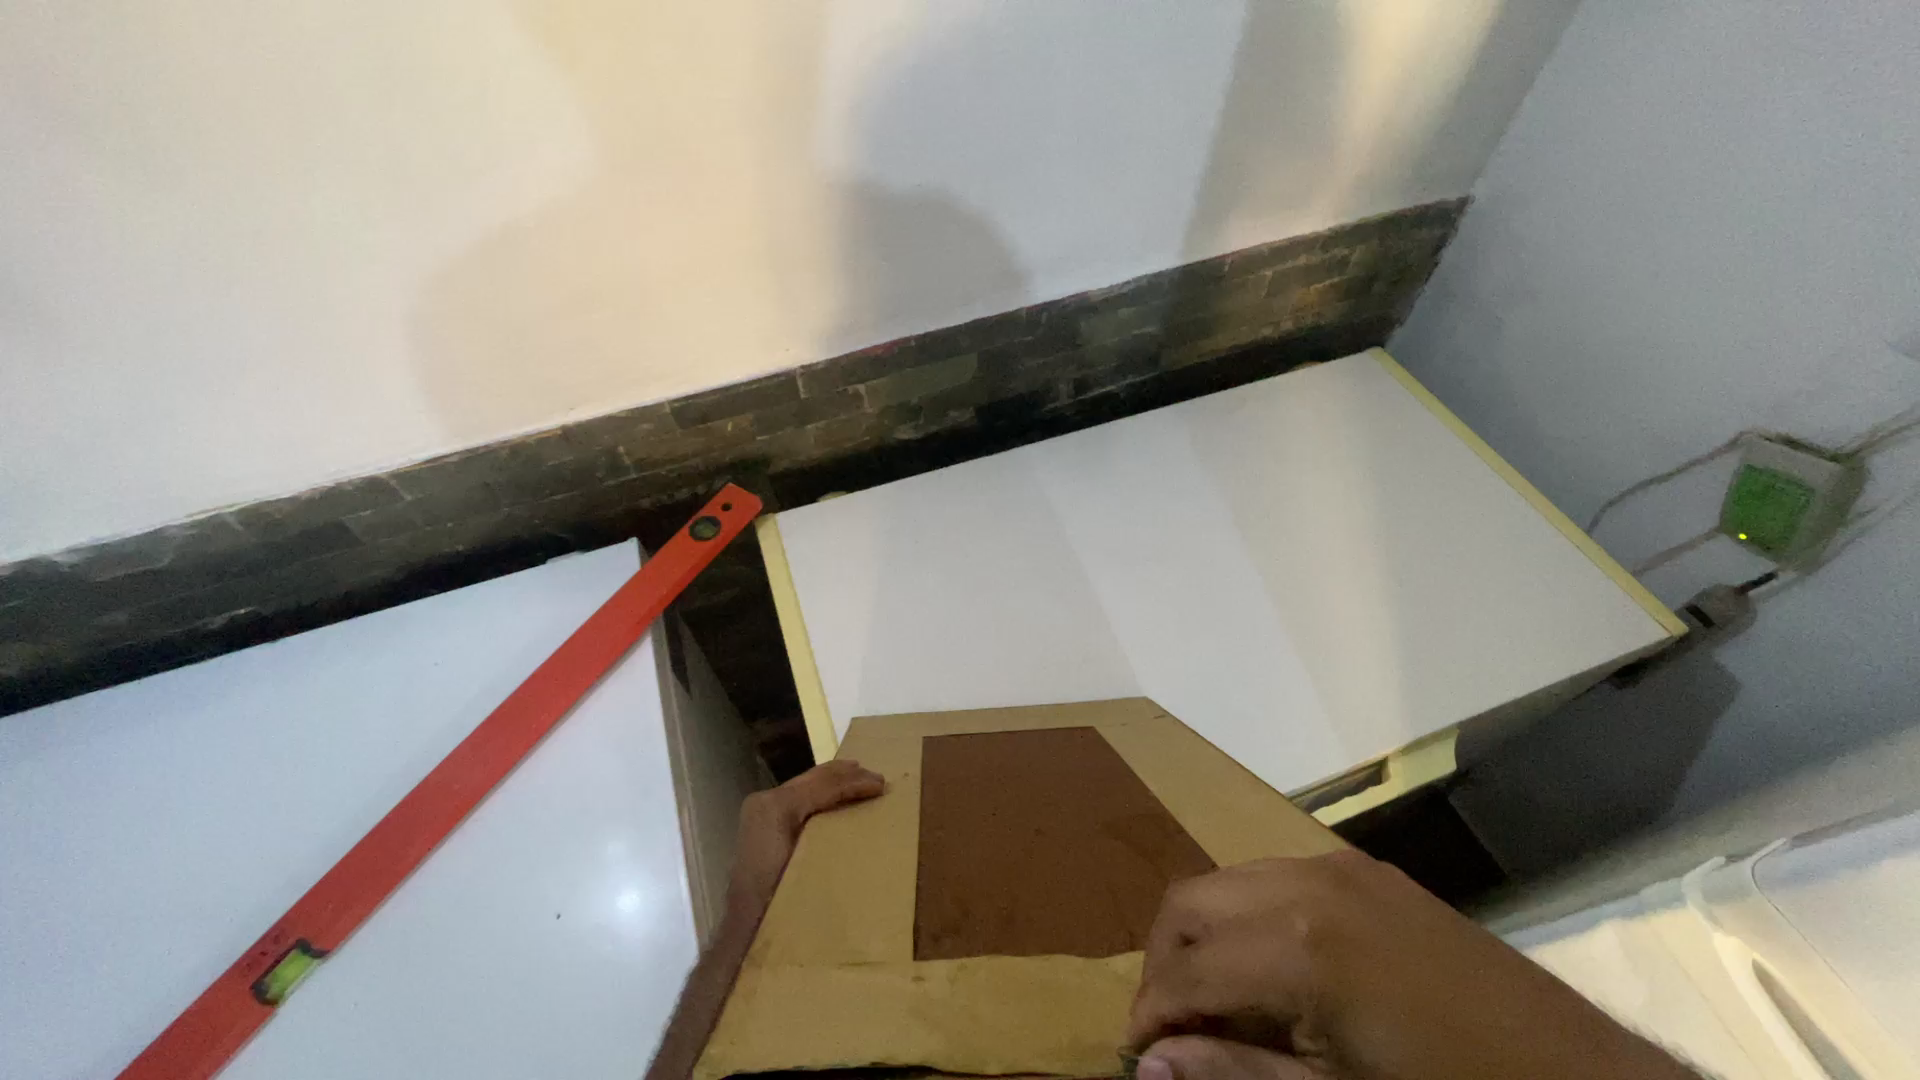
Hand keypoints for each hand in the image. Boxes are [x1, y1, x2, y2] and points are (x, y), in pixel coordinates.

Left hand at [727, 759, 885, 911]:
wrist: (744, 933)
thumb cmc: (780, 901)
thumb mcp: (812, 864)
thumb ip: (833, 834)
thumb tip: (866, 821)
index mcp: (776, 807)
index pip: (823, 784)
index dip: (855, 782)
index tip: (882, 785)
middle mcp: (765, 803)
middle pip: (812, 779)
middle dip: (846, 775)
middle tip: (877, 778)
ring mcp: (760, 813)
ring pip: (805, 785)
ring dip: (834, 783)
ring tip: (861, 779)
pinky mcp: (762, 825)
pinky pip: (798, 798)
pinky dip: (821, 795)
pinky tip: (836, 799)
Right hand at [1127, 851, 1696, 1079]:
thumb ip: (1239, 1074)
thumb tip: (1149, 1066)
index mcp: (1302, 946)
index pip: (1187, 968)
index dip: (1150, 1013)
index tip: (1136, 1056)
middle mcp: (1308, 882)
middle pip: (1188, 903)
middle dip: (1163, 965)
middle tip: (1169, 1031)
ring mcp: (1340, 867)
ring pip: (1226, 882)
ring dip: (1201, 937)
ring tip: (1214, 1004)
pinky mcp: (1368, 870)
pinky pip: (1274, 877)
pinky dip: (1247, 917)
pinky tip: (1271, 972)